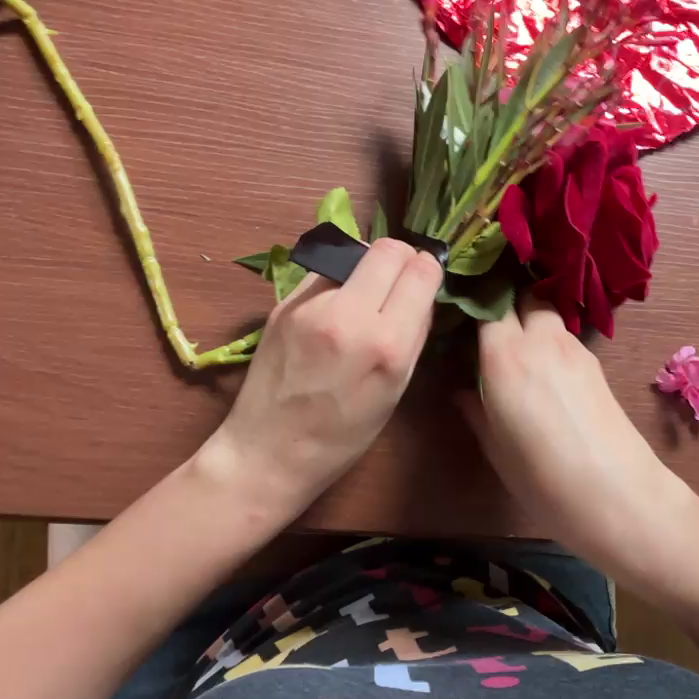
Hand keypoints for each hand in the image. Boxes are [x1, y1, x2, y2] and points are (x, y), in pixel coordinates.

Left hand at [205, 239, 443, 515]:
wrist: (269, 450)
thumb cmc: (343, 435)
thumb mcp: (395, 391)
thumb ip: (414, 337)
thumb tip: (422, 296)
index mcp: (387, 345)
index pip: (421, 270)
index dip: (428, 271)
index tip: (425, 283)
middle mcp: (350, 315)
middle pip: (389, 249)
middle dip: (402, 260)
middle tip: (399, 284)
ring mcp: (311, 305)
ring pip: (355, 254)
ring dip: (368, 268)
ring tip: (365, 298)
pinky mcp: (284, 303)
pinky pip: (325, 272)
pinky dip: (339, 281)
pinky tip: (335, 309)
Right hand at [468, 295, 689, 569]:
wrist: (616, 494)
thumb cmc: (542, 478)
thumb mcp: (496, 449)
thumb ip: (476, 412)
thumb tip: (463, 392)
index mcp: (505, 357)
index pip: (486, 307)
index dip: (474, 306)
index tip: (461, 315)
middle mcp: (540, 340)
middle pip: (524, 296)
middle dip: (508, 302)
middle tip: (492, 326)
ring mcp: (574, 348)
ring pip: (548, 313)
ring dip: (532, 320)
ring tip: (519, 349)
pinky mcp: (596, 364)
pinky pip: (566, 337)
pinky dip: (552, 342)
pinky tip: (547, 372)